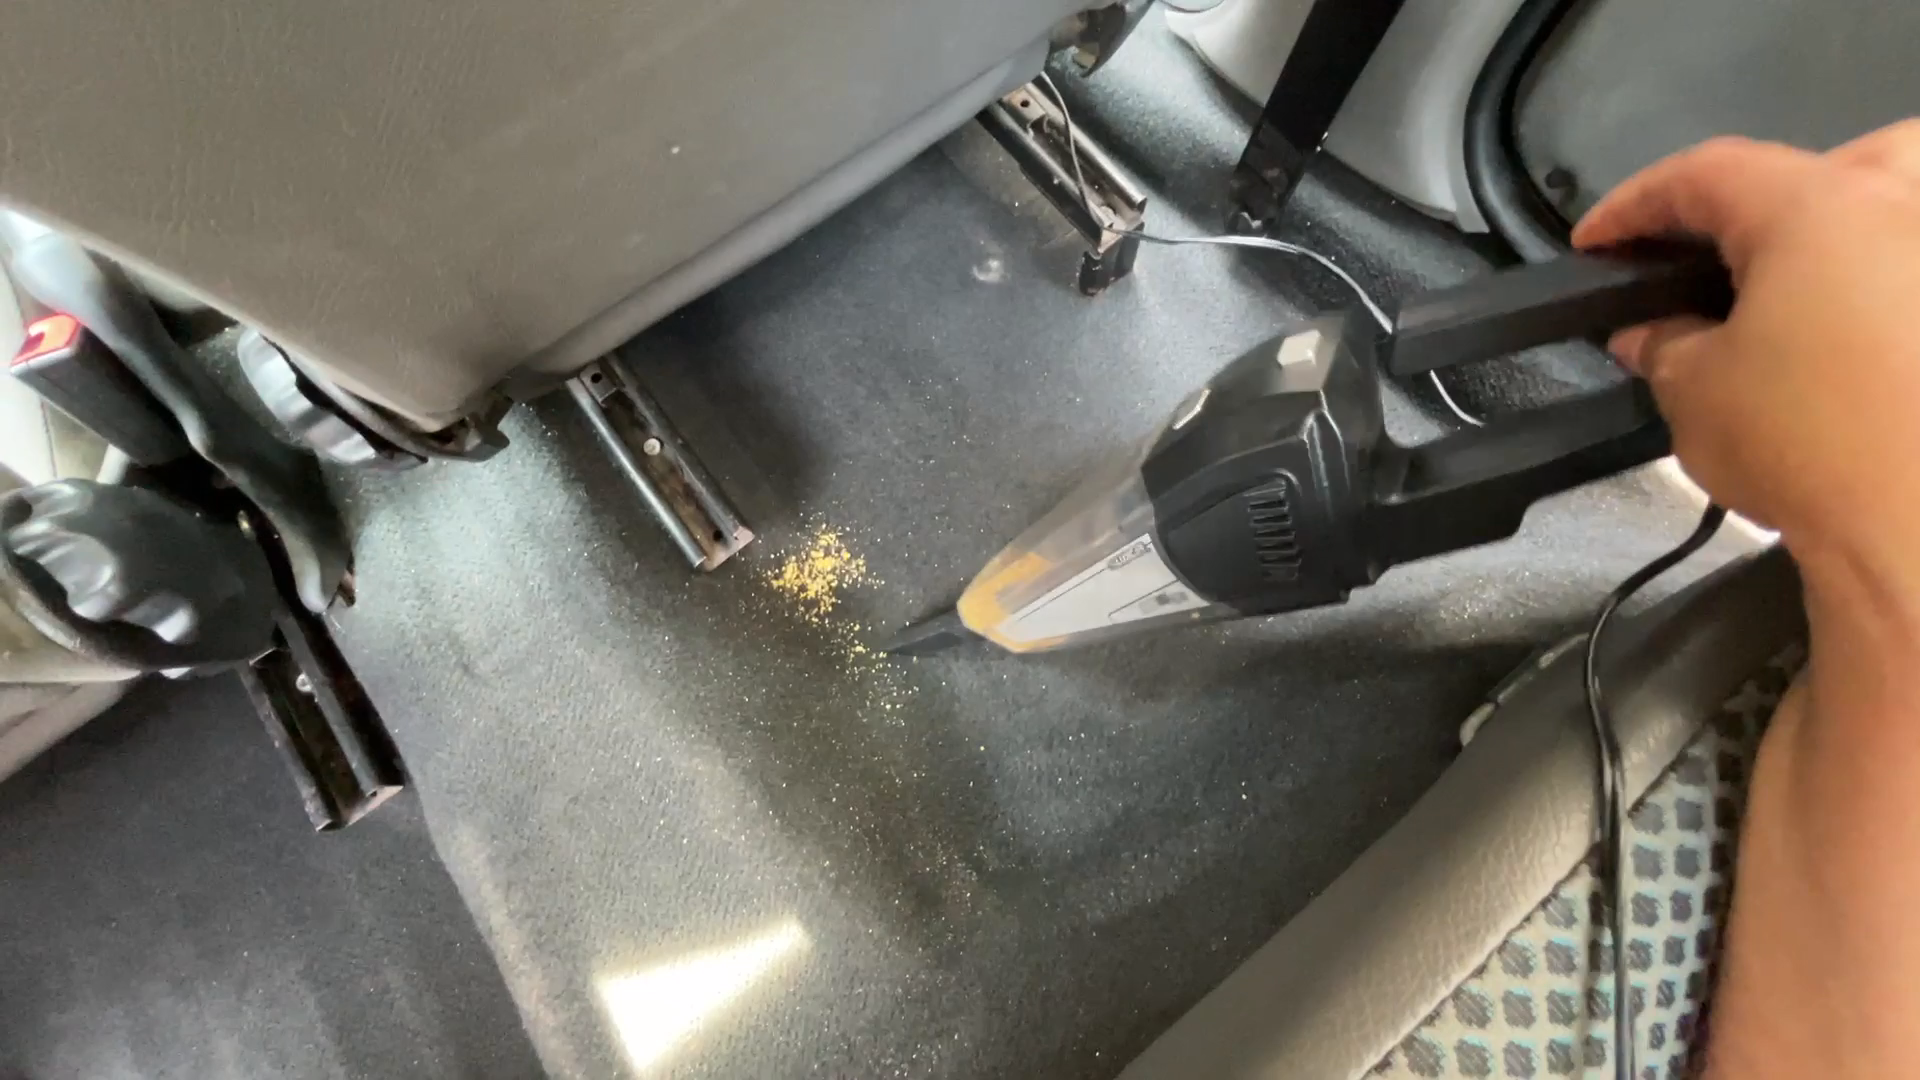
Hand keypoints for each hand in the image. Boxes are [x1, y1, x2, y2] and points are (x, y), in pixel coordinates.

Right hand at [1574, 122, 1919, 585]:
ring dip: (1839, 235)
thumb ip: (1661, 342)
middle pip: (1840, 161)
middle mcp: (1915, 208)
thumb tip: (1647, 331)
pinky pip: (1911, 272)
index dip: (1633, 203)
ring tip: (1785, 297)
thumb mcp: (1690, 389)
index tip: (1591, 242)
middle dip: (1763, 199)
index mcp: (1825, 211)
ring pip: (1903, 206)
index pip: (1709, 173)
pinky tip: (1848, 337)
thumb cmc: (1802, 438)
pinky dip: (1879, 285)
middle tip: (1709, 260)